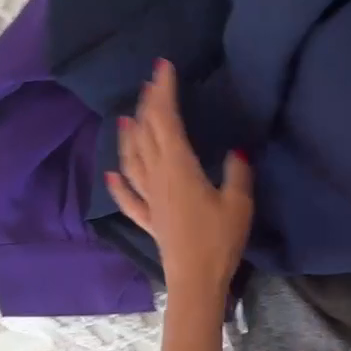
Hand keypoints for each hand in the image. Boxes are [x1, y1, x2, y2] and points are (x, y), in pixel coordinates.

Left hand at [105, 59, 252, 298]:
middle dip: (147, 108)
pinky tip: (111, 175)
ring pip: (132, 161)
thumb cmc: (219, 242)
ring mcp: (150, 201)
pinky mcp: (150, 223)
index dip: (163, 92)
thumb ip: (236, 175)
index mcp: (178, 167)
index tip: (163, 68)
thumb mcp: (238, 206)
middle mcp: (157, 177)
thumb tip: (236, 153)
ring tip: (127, 119)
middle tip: (150, 88)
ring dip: (128, 137)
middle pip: (146, 135)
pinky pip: (129, 199)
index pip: (166, 120)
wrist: (196, 282)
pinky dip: (118, 185)